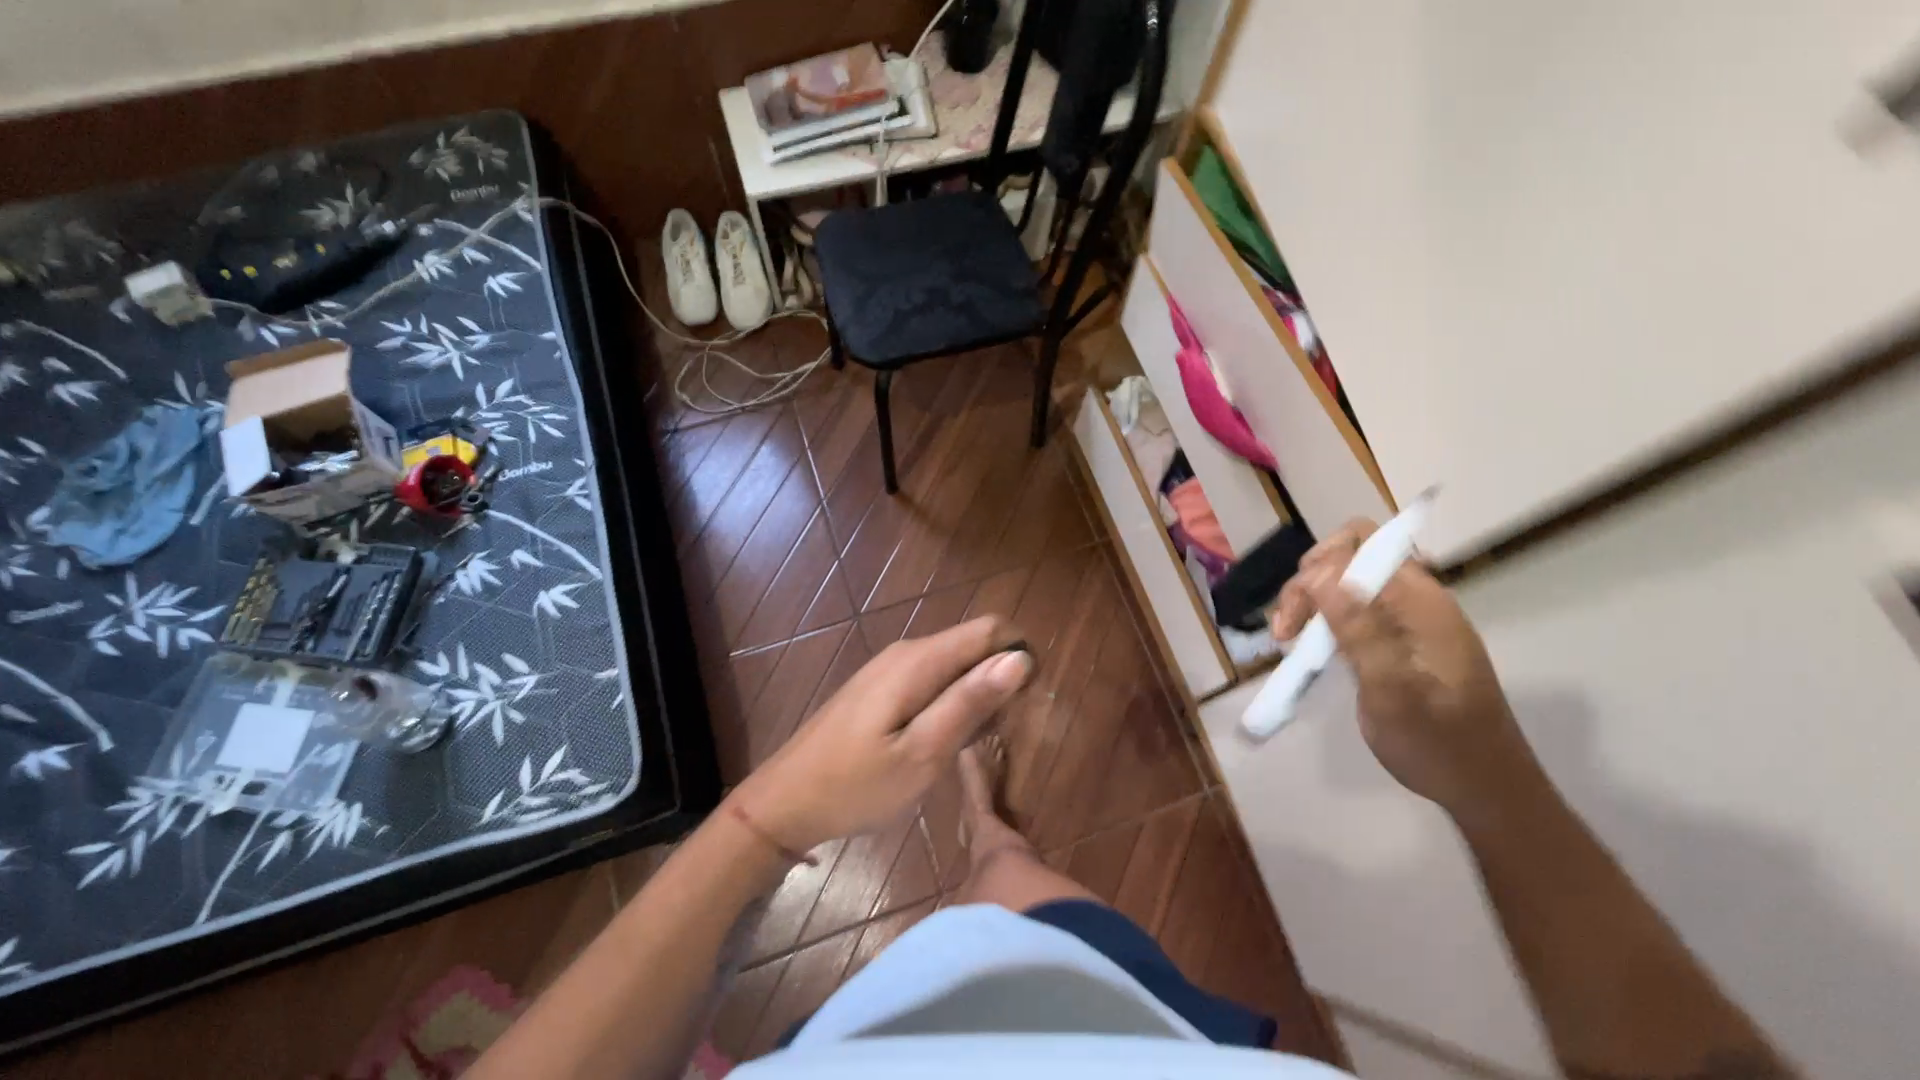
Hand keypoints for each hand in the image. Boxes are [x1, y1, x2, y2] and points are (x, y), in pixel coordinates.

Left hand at [726, 616, 1032, 853]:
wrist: (783, 803)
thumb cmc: (855, 786)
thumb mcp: (922, 754)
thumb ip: (969, 703)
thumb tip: (1019, 659)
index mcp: (918, 661)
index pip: (990, 629)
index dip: (1018, 658)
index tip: (1026, 706)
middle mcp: (905, 652)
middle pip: (973, 646)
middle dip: (998, 682)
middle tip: (994, 739)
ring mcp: (888, 670)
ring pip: (954, 666)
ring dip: (975, 698)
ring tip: (968, 749)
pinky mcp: (880, 690)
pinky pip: (932, 682)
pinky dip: (949, 706)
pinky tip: (941, 747)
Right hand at [1272, 521, 1545, 823]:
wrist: (1482, 787)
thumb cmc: (1438, 742)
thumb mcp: (1393, 689)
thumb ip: (1360, 628)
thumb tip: (1322, 573)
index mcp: (1421, 602)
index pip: (1363, 545)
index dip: (1320, 566)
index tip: (1296, 616)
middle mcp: (1415, 602)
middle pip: (1351, 558)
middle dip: (1309, 582)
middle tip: (1287, 630)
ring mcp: (1407, 623)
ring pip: (1347, 585)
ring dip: (1312, 603)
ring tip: (1290, 641)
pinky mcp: (1397, 645)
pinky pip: (1355, 613)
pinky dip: (1325, 622)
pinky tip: (1309, 649)